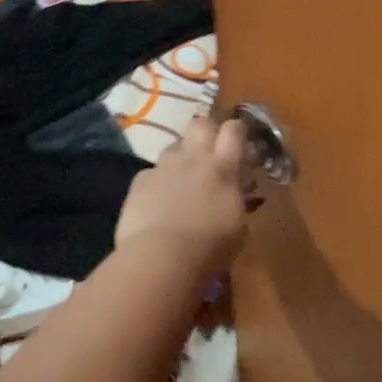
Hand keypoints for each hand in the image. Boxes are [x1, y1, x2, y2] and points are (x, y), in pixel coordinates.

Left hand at [116, 116, 250, 271]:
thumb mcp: (238, 228)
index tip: (241, 144)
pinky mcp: (140, 181)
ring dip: (181, 157)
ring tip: (183, 179)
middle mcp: (193, 159)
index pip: (234, 131)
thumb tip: (237, 192)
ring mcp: (163, 167)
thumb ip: (237, 202)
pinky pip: (152, 172)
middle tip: (211, 152)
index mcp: (223, 169)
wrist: (161, 258)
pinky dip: (158, 182)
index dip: (237, 131)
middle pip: (200, 124)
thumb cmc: (210, 249)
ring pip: (174, 146)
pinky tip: (159, 202)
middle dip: (207, 131)